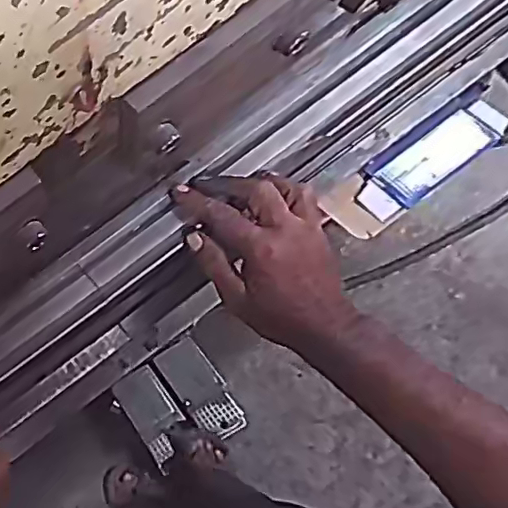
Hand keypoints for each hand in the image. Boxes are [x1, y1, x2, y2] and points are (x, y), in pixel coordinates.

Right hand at [171, 174, 363, 352]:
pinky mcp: (318, 230)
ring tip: (241, 185)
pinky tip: (274, 196)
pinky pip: (304, 197)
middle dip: (226, 183)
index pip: (222, 214)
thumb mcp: (237, 299)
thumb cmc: (285, 318)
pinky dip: (286, 190)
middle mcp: (286, 231)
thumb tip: (195, 240)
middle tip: (208, 186)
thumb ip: (214, 264)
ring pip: (283, 185)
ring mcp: (306, 227)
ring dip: (258, 181)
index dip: (197, 201)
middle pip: (254, 188)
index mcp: (262, 248)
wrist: (325, 326)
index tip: (183, 194)